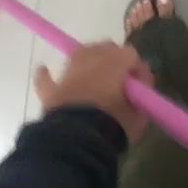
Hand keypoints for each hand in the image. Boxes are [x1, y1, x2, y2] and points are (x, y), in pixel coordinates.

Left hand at [34, 41, 152, 143]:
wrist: (78, 139)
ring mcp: (68, 72)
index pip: (131, 55)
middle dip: (114, 61)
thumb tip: (140, 87)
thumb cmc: (113, 125)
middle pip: (105, 48)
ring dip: (88, 63)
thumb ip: (142, 97)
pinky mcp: (51, 89)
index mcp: (115, 62)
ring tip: (94, 78)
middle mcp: (90, 59)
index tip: (141, 88)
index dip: (137, 70)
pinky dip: (46, 74)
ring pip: (79, 56)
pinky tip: (45, 70)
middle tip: (120, 83)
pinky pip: (46, 77)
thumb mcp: (139, 114)